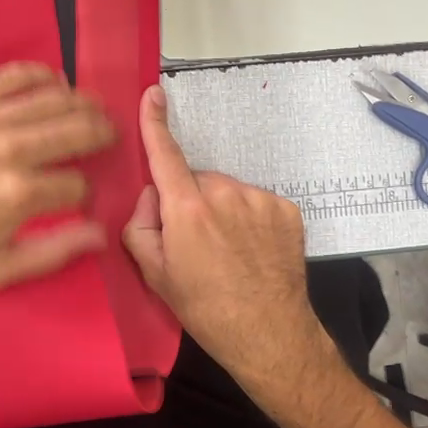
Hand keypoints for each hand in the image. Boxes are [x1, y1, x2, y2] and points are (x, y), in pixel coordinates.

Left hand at [0, 62, 115, 287]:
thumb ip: (54, 253)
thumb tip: (99, 234)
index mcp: (19, 195)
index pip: (78, 184)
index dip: (85, 192)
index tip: (77, 194)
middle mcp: (8, 150)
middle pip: (80, 130)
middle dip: (103, 134)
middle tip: (108, 136)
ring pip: (56, 98)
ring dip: (83, 104)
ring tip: (91, 111)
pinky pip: (16, 75)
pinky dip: (44, 76)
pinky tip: (55, 84)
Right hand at [121, 84, 328, 381]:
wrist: (269, 334)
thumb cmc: (204, 308)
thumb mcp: (153, 274)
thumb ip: (140, 226)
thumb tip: (152, 198)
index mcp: (187, 209)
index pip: (165, 155)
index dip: (155, 123)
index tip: (153, 93)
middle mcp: (224, 193)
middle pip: (196, 182)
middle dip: (191, 203)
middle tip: (195, 247)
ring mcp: (260, 199)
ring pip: (227, 193)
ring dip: (222, 212)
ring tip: (228, 254)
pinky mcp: (287, 210)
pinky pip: (255, 203)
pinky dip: (250, 220)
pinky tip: (252, 251)